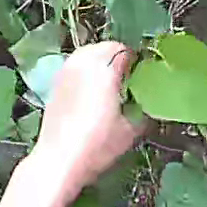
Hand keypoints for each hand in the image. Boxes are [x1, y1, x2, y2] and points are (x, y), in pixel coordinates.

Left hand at [27, 42, 142, 200]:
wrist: (58, 159)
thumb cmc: (97, 144)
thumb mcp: (130, 130)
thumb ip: (143, 110)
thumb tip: (150, 101)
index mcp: (104, 69)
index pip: (124, 50)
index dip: (137, 59)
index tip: (143, 73)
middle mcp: (83, 62)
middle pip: (105, 47)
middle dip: (118, 56)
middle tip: (129, 76)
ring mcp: (67, 70)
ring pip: (88, 52)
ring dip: (100, 59)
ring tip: (110, 80)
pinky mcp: (56, 81)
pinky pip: (75, 63)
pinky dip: (86, 67)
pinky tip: (91, 88)